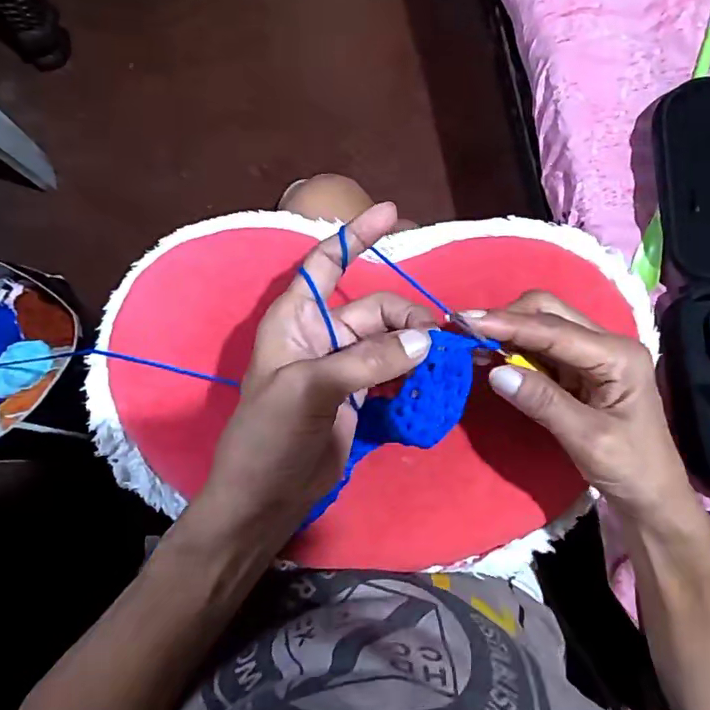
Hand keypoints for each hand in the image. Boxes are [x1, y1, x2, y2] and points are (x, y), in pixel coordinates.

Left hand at [192, 203, 440, 536]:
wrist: (265, 497)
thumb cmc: (270, 436)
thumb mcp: (311, 390)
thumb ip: (368, 362)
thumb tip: (424, 340)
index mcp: (296, 319)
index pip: (326, 264)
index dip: (356, 236)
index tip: (392, 212)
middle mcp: (320, 335)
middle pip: (375, 307)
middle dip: (408, 315)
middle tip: (439, 340)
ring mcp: (342, 367)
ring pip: (390, 340)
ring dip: (417, 344)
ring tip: (443, 360)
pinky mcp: (357, 396)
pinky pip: (393, 371)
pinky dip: (413, 372)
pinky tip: (431, 381)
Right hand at [465, 292, 703, 525]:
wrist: (652, 497)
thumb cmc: (630, 469)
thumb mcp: (587, 439)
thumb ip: (543, 402)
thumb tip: (495, 372)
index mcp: (618, 355)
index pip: (554, 329)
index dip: (508, 324)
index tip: (466, 322)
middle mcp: (607, 345)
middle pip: (550, 312)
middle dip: (507, 318)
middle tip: (465, 332)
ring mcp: (594, 356)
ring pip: (544, 326)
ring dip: (508, 332)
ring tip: (470, 342)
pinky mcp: (580, 372)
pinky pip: (543, 350)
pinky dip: (516, 350)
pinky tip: (491, 357)